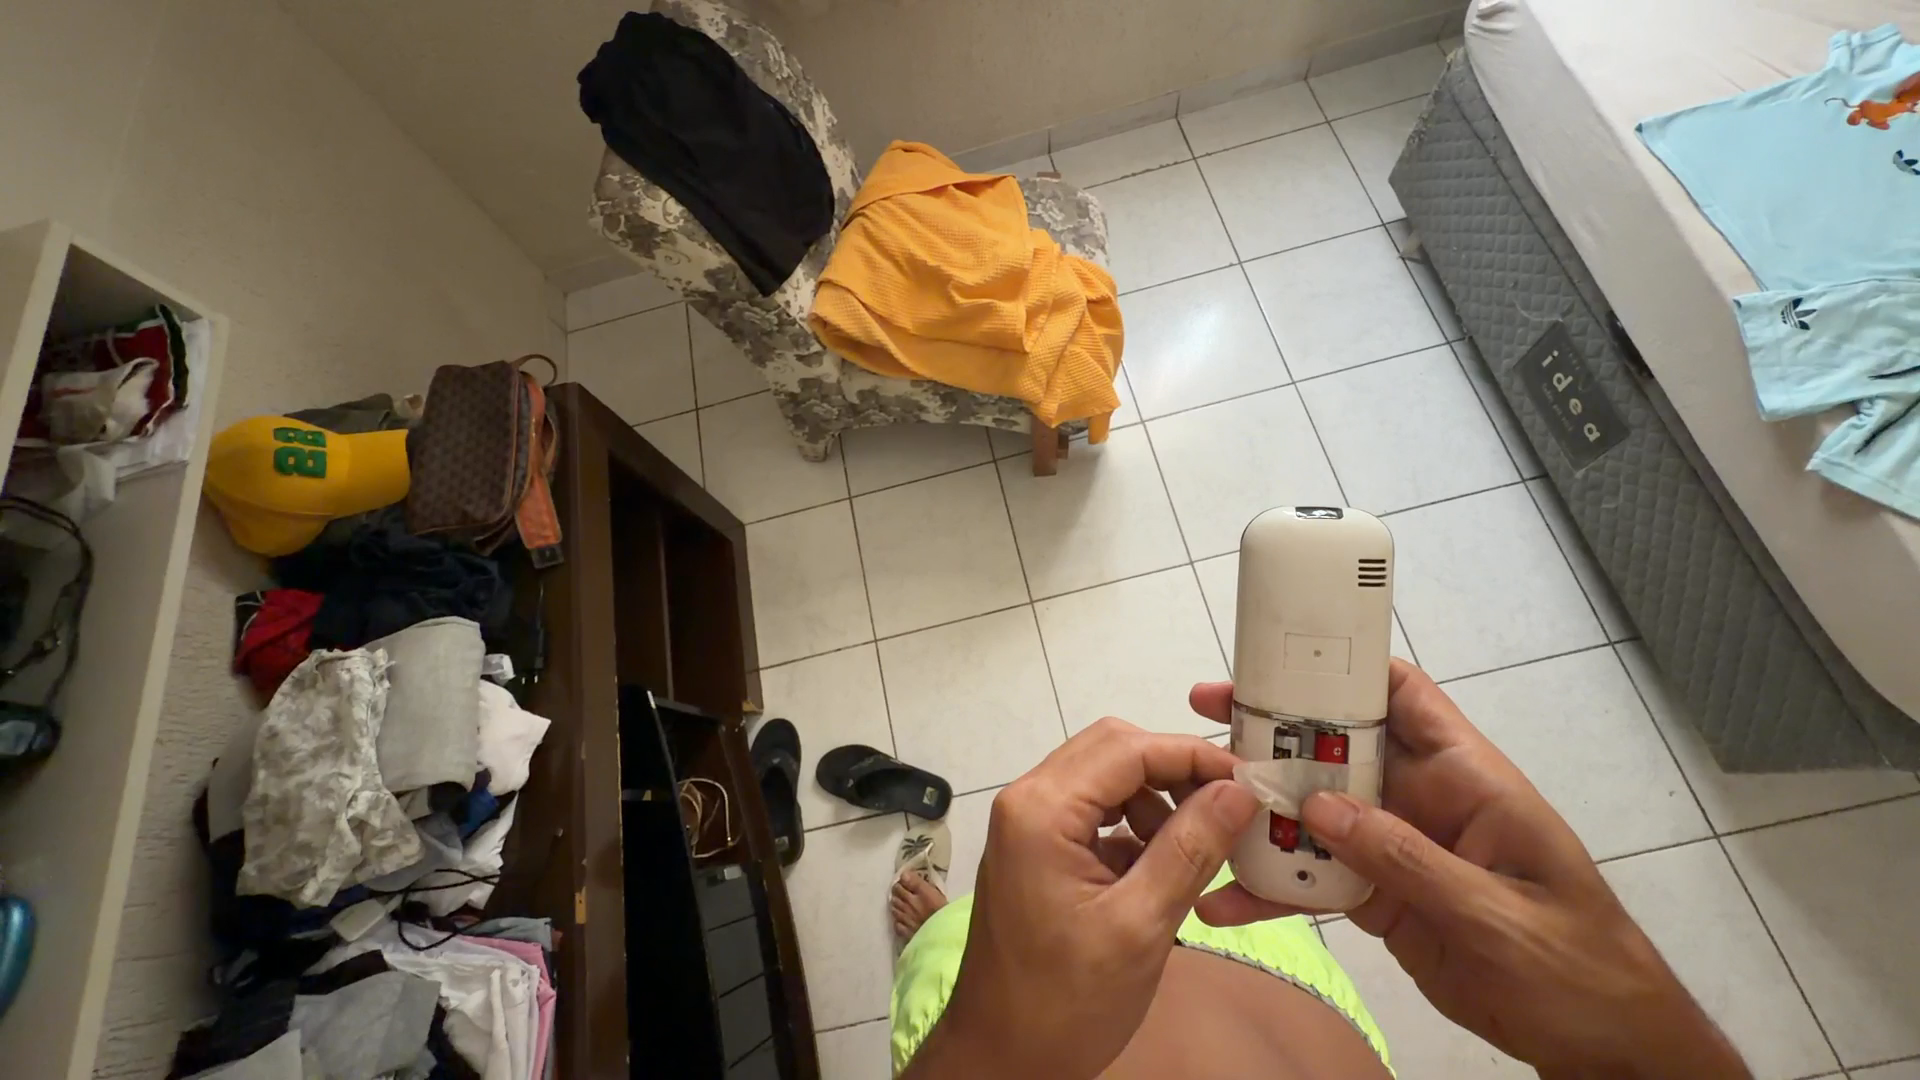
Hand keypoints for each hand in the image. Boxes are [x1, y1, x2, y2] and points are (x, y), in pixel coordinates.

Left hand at [903, 717, 1260, 1079]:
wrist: (1001, 1057)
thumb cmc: (1067, 1002)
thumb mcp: (1140, 926)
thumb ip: (1190, 849)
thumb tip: (1239, 790)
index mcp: (1041, 808)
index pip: (1126, 748)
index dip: (1190, 755)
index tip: (1246, 781)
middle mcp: (1027, 798)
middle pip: (1110, 749)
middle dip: (1171, 770)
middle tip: (1225, 807)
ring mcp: (1026, 820)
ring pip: (1102, 775)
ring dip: (1152, 797)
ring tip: (1195, 844)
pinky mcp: (1034, 844)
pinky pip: (1090, 808)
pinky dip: (1130, 823)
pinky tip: (1159, 863)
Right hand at [1190, 661, 1749, 1079]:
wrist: (1599, 1051)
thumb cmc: (1576, 967)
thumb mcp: (1497, 912)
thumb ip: (1407, 857)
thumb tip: (1318, 808)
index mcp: (1462, 777)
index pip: (1403, 696)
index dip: (1344, 668)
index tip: (1278, 659)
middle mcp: (1416, 797)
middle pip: (1334, 743)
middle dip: (1271, 725)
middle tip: (1207, 708)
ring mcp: (1389, 844)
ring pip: (1310, 805)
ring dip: (1255, 800)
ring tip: (1194, 792)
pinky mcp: (1371, 891)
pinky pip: (1310, 875)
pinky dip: (1269, 887)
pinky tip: (1225, 899)